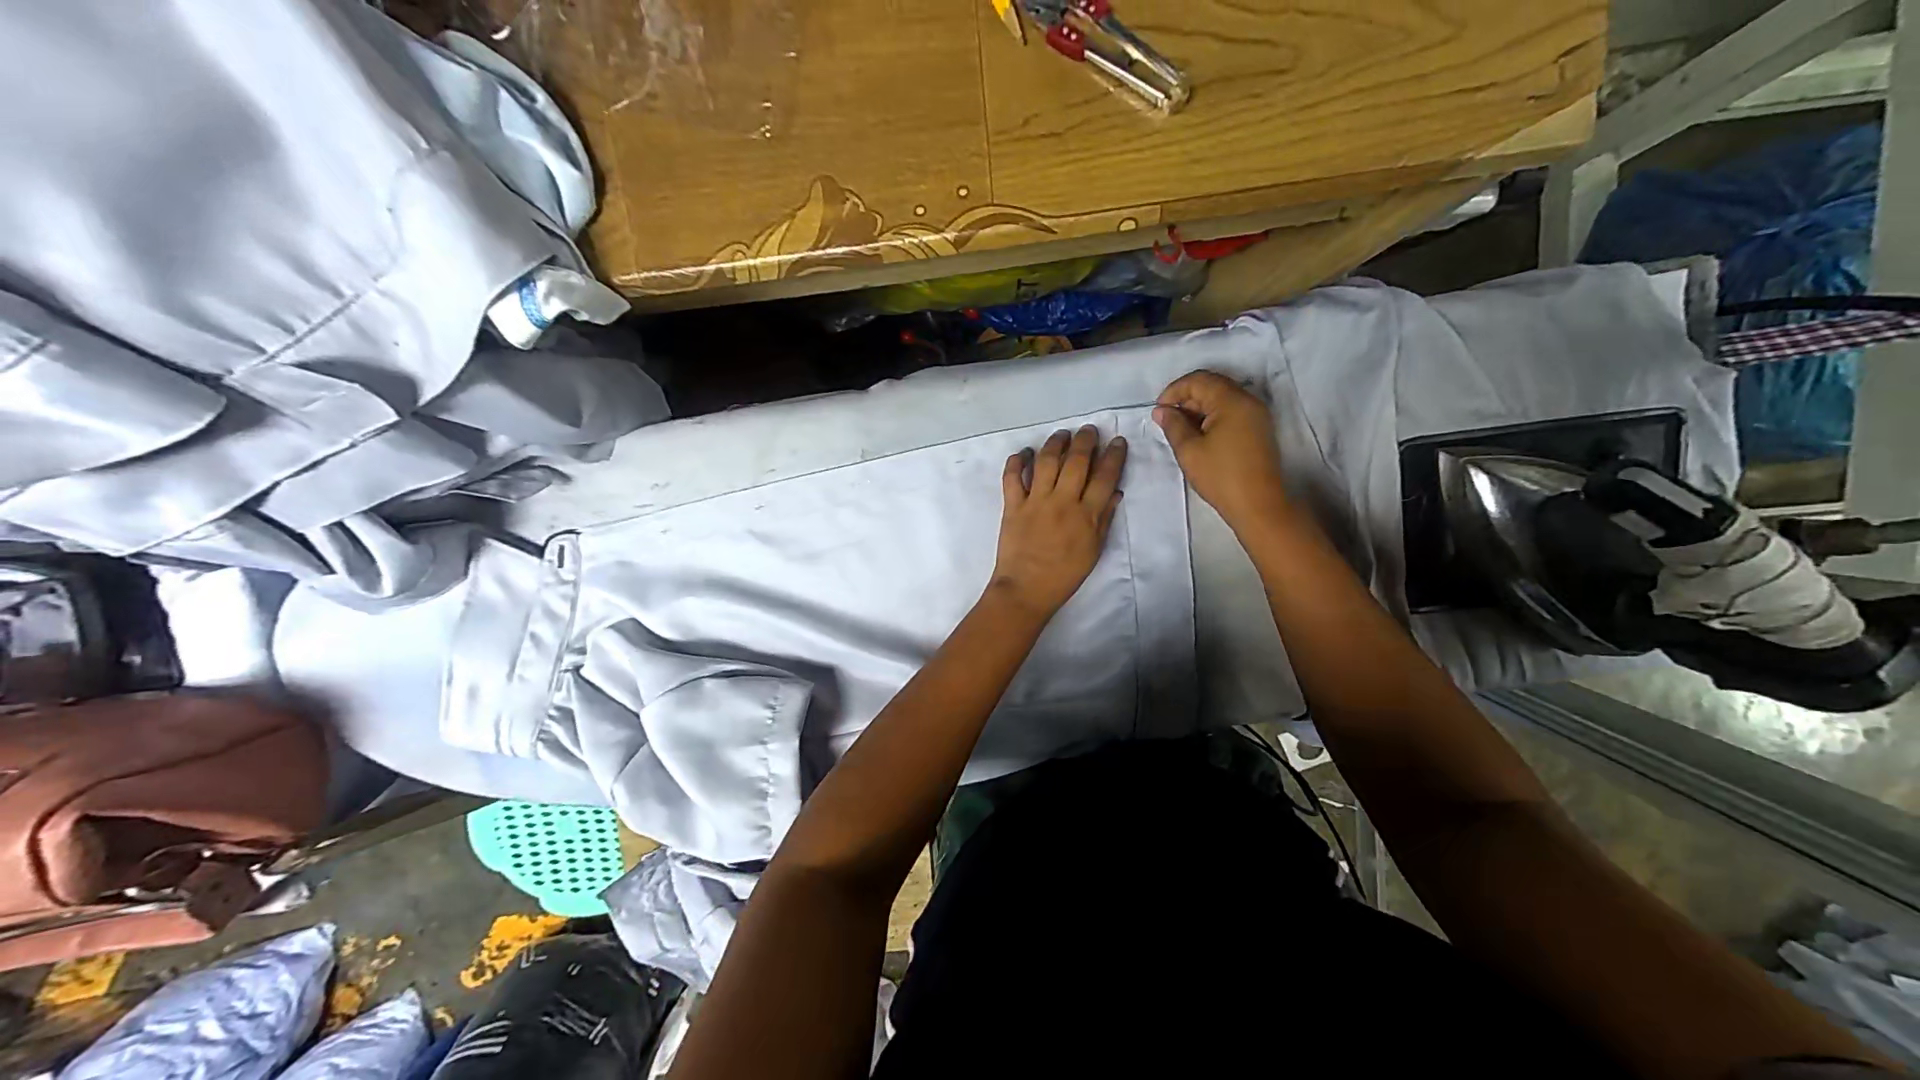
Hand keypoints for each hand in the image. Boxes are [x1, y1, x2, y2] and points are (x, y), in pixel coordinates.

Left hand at [989, 425, 1127, 617]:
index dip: (1113, 455)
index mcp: (1086, 514)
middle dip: (1085, 440)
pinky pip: (1012, 477)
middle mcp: (1062, 501)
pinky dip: (1017, 461)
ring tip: (1062, 435)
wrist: (1026, 589)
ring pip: (1046, 461)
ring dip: (1055, 443)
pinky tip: (1024, 452)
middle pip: (1076, 461)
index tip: (1117, 441)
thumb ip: (1104, 518)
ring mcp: (1035, 501)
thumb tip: (1115, 492)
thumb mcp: (1094, 550)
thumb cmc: (1064, 575)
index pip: (1105, 476)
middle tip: (1089, 430)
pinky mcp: (1012, 505)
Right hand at [1154, 370, 1289, 529]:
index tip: (1159, 411)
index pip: (1198, 380)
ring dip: (1199, 408)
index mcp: (1232, 401)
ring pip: (1222, 398)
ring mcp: (1257, 414)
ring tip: (1181, 430)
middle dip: (1186, 398)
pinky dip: (1213, 416)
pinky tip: (1200, 435)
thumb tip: (1162, 410)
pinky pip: (1232, 411)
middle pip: (1212, 385)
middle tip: (1168, 421)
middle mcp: (1248, 400)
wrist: (1259, 505)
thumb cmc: (1221, 477)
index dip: (1174, 391)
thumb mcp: (1189, 451)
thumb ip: (1173, 425)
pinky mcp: (1259, 428)